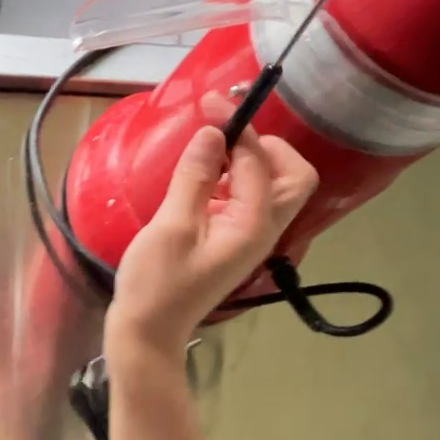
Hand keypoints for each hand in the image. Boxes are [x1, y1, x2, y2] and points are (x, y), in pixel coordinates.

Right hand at [104, 99, 316, 364]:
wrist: (147, 333)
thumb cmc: (156, 283)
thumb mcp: (172, 225)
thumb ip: (196, 176)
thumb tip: (213, 132)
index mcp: (254, 224)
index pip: (261, 161)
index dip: (238, 129)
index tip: (210, 106)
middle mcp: (262, 229)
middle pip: (292, 176)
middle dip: (266, 148)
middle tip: (226, 137)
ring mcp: (249, 239)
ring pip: (271, 189)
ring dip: (250, 163)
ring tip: (210, 154)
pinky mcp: (231, 244)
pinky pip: (247, 203)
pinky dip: (234, 183)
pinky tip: (202, 182)